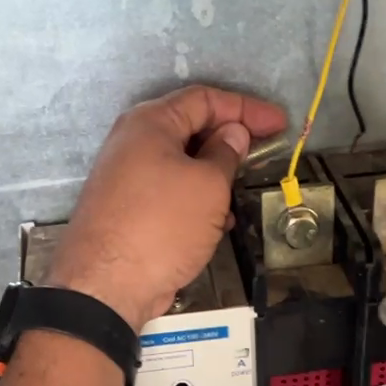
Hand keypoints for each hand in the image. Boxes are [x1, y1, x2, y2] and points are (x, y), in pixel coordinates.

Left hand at [48, 86, 287, 331]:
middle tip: (261, 154)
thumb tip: (233, 134)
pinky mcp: (127, 210)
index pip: (205, 99)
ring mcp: (126, 178)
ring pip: (181, 164)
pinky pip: (169, 193)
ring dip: (214, 175)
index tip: (278, 125)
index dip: (247, 109)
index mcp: (150, 123)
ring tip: (241, 192)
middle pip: (190, 128)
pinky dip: (196, 200)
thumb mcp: (208, 186)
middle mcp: (132, 142)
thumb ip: (225, 154)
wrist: (107, 286)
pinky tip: (217, 222)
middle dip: (229, 140)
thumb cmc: (162, 226)